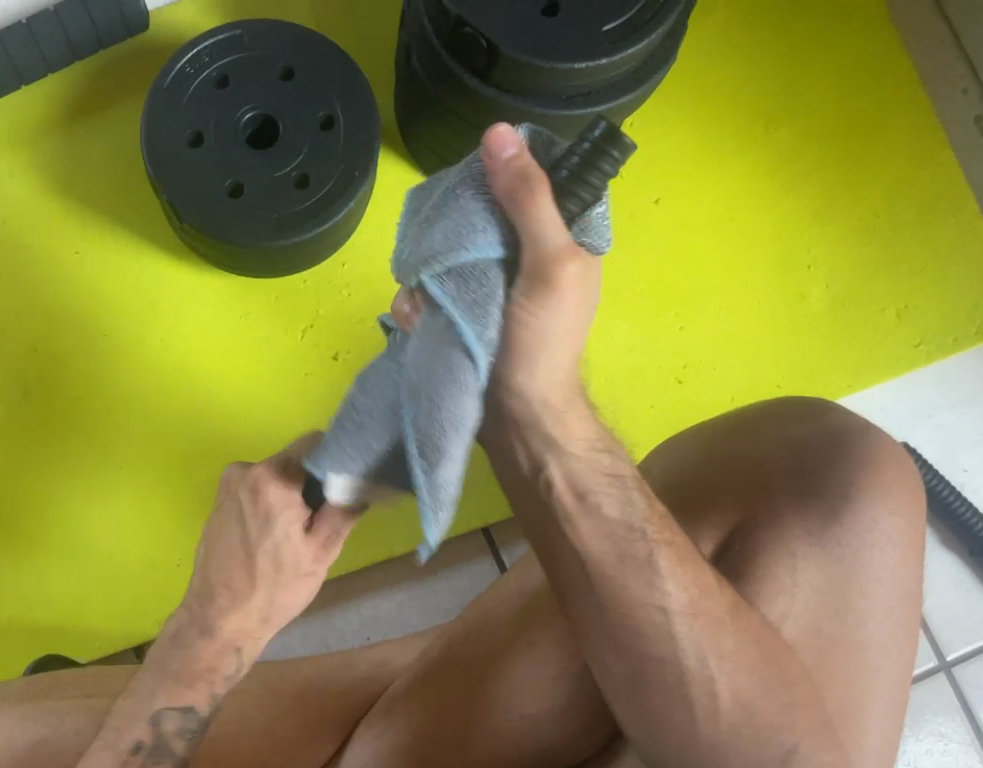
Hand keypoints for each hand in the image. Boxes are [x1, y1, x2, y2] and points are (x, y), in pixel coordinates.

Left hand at [173, 435, 361, 650]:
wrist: (220, 618)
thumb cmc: (275, 588)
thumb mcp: (322, 551)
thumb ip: (344, 507)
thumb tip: (363, 478)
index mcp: (272, 477)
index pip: (316, 444)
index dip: (335, 464)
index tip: (342, 493)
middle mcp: (245, 469)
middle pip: (295, 461)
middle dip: (312, 485)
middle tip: (319, 524)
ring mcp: (228, 484)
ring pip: (277, 476)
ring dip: (292, 497)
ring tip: (295, 536)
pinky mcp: (220, 499)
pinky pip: (258, 489)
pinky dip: (272, 504)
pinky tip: (274, 537)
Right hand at [391, 123, 602, 410]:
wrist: (516, 419)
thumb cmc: (543, 342)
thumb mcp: (549, 262)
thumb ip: (528, 199)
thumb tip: (497, 133)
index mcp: (565, 237)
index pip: (535, 179)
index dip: (502, 173)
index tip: (473, 184)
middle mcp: (527, 257)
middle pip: (481, 213)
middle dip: (454, 232)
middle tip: (443, 249)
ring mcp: (490, 289)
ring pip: (448, 253)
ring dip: (429, 273)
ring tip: (426, 302)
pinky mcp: (461, 316)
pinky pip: (431, 293)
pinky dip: (419, 304)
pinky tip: (417, 320)